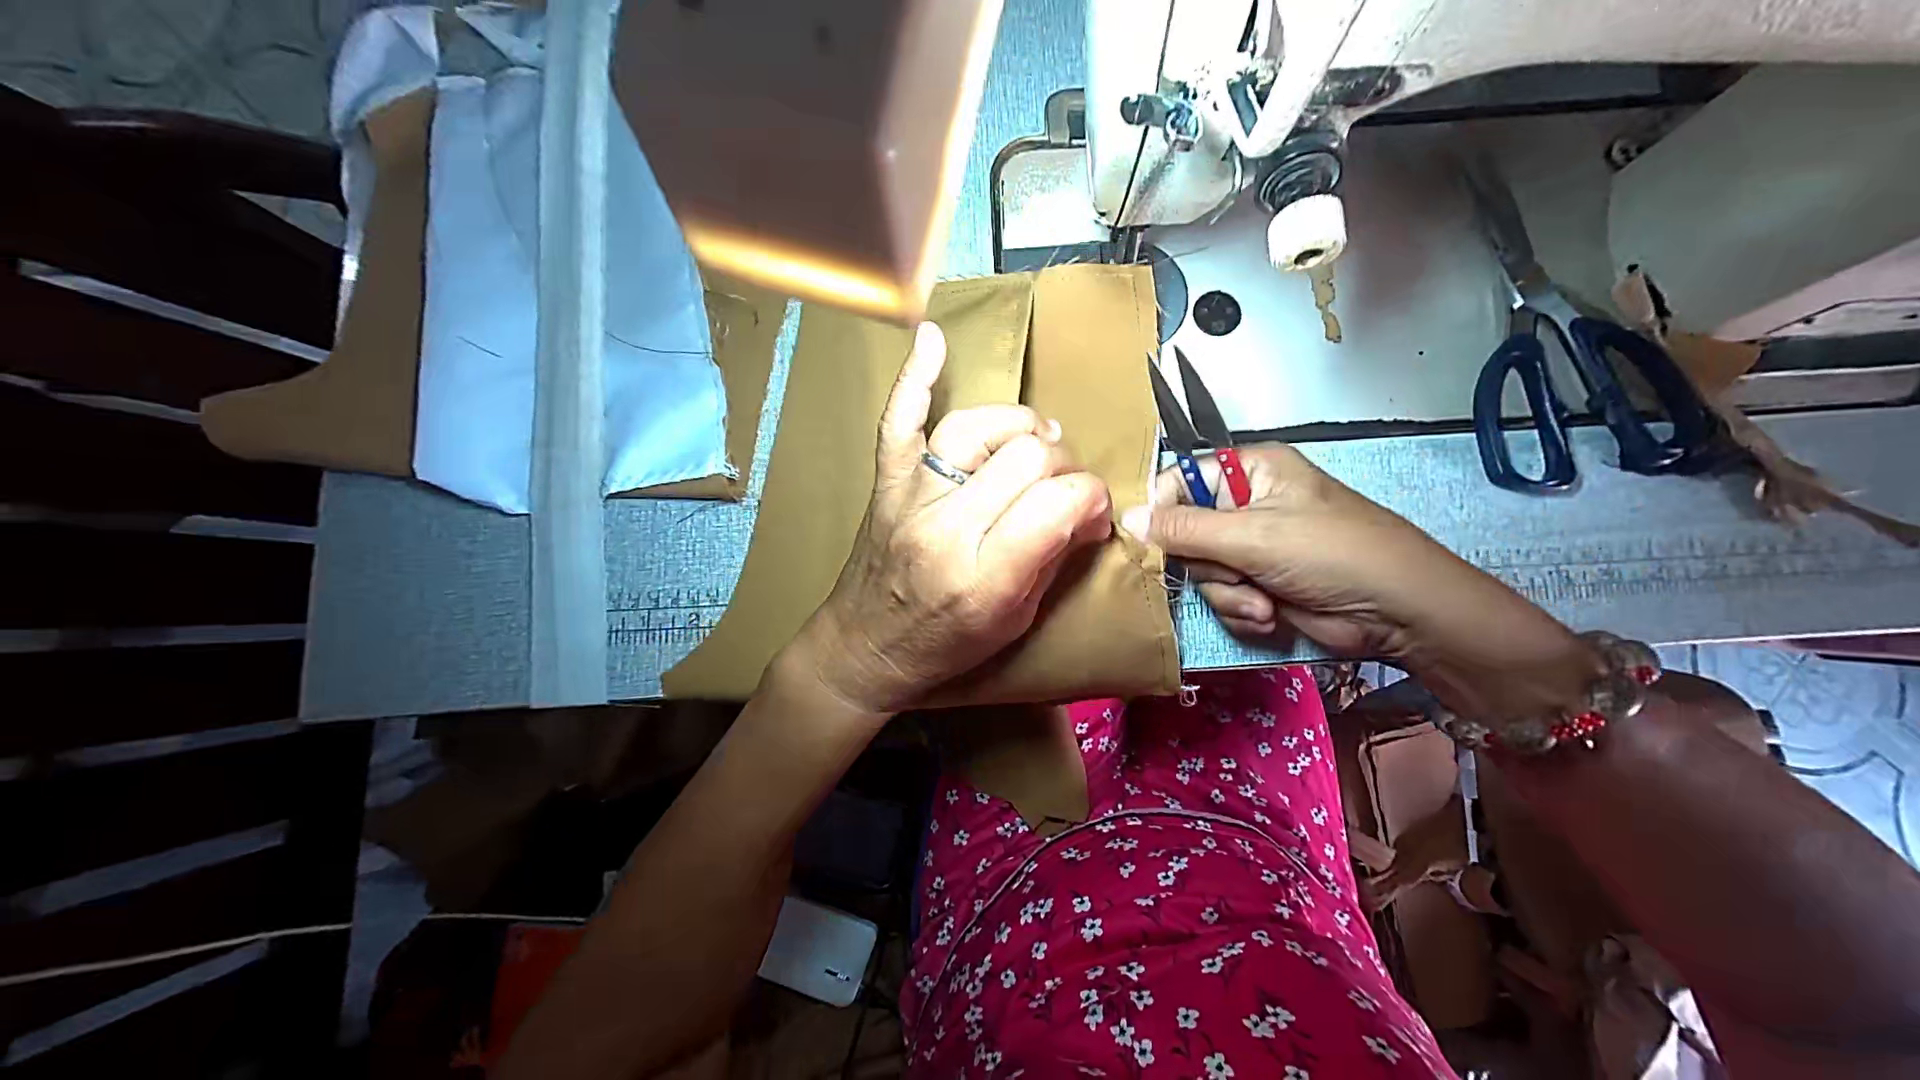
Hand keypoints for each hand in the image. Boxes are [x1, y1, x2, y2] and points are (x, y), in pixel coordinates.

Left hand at [787, 323, 1111, 714]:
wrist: (865, 649)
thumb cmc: (945, 646)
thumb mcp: (1015, 621)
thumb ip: (1054, 559)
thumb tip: (1089, 507)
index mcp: (984, 577)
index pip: (1059, 503)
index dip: (1092, 498)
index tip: (1093, 511)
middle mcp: (945, 529)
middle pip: (1026, 457)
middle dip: (1063, 467)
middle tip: (1063, 490)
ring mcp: (910, 498)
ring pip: (977, 428)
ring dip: (1021, 428)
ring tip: (1038, 442)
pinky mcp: (887, 482)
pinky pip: (899, 420)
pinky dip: (915, 378)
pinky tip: (933, 339)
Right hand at [1121, 444, 1597, 719]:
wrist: (1399, 614)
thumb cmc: (1331, 554)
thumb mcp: (1253, 536)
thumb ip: (1184, 529)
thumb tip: (1124, 518)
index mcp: (1248, 472)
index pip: (1179, 480)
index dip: (1161, 511)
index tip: (1150, 542)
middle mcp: (1245, 504)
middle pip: (1184, 533)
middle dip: (1209, 565)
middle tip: (1238, 572)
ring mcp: (1252, 547)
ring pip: (1201, 572)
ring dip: (1228, 593)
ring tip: (1264, 600)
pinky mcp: (1259, 583)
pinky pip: (1221, 597)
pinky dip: (1242, 610)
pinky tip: (1270, 614)